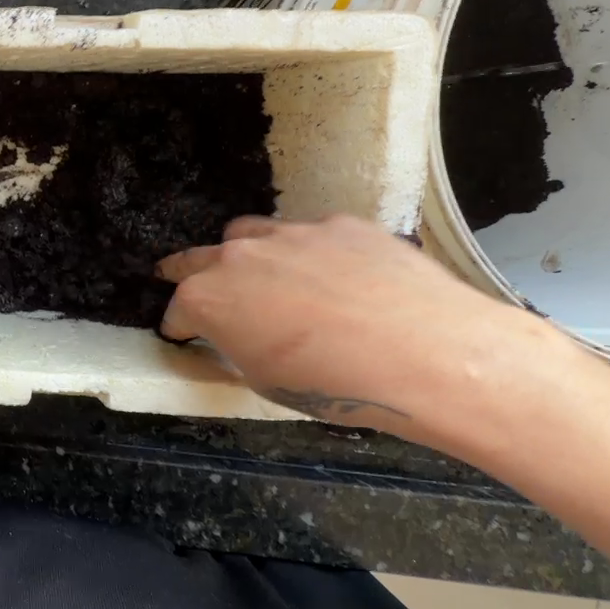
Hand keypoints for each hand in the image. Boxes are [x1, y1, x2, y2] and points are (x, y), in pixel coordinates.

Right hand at [156, 215, 573, 436]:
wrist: (432, 356)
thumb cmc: (339, 384)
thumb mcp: (266, 380)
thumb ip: (237, 347)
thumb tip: (240, 336)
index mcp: (206, 300)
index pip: (177, 311)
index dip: (181, 327)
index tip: (187, 336)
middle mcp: (235, 257)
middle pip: (194, 259)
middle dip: (189, 275)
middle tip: (195, 289)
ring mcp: (288, 234)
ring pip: (248, 233)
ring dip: (247, 254)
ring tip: (272, 279)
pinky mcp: (339, 224)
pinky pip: (309, 233)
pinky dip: (310, 253)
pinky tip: (340, 279)